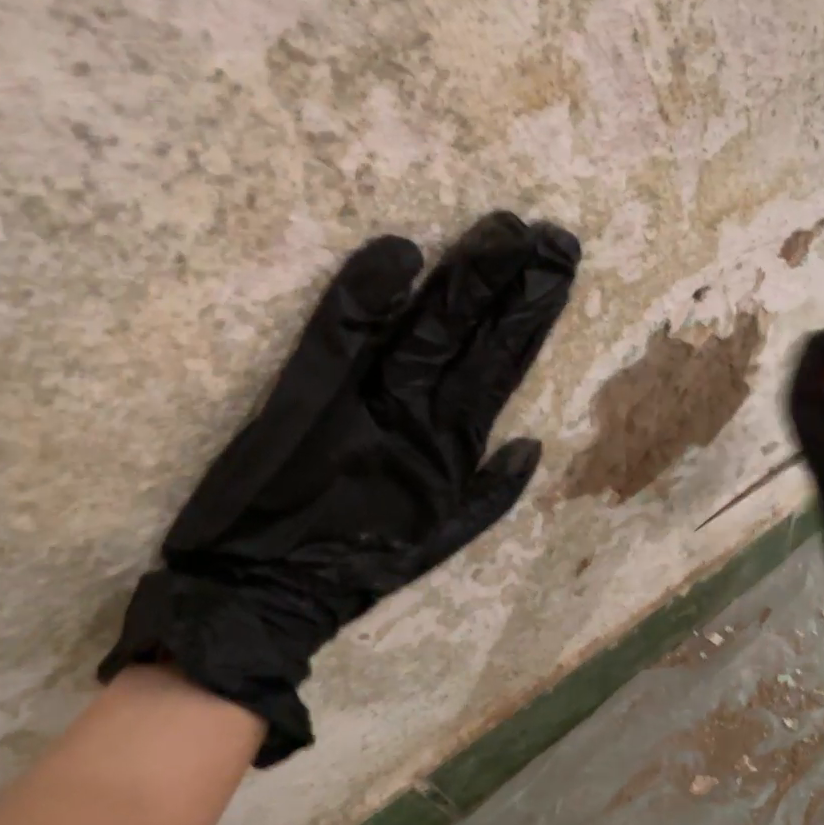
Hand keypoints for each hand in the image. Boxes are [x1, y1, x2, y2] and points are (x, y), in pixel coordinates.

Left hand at [99, 212, 579, 765]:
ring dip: (468, 276)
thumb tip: (535, 444)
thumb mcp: (440, 540)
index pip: (505, 361)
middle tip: (546, 232)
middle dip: (513, 279)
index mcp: (452, 445)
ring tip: (504, 230)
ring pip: (431, 325)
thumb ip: (490, 494)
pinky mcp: (308, 392)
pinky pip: (341, 331)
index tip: (559, 260)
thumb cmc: (353, 567)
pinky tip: (402, 251)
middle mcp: (420, 413)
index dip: (534, 309)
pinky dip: (368, 293)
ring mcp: (369, 399)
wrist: (264, 594)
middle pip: (475, 332)